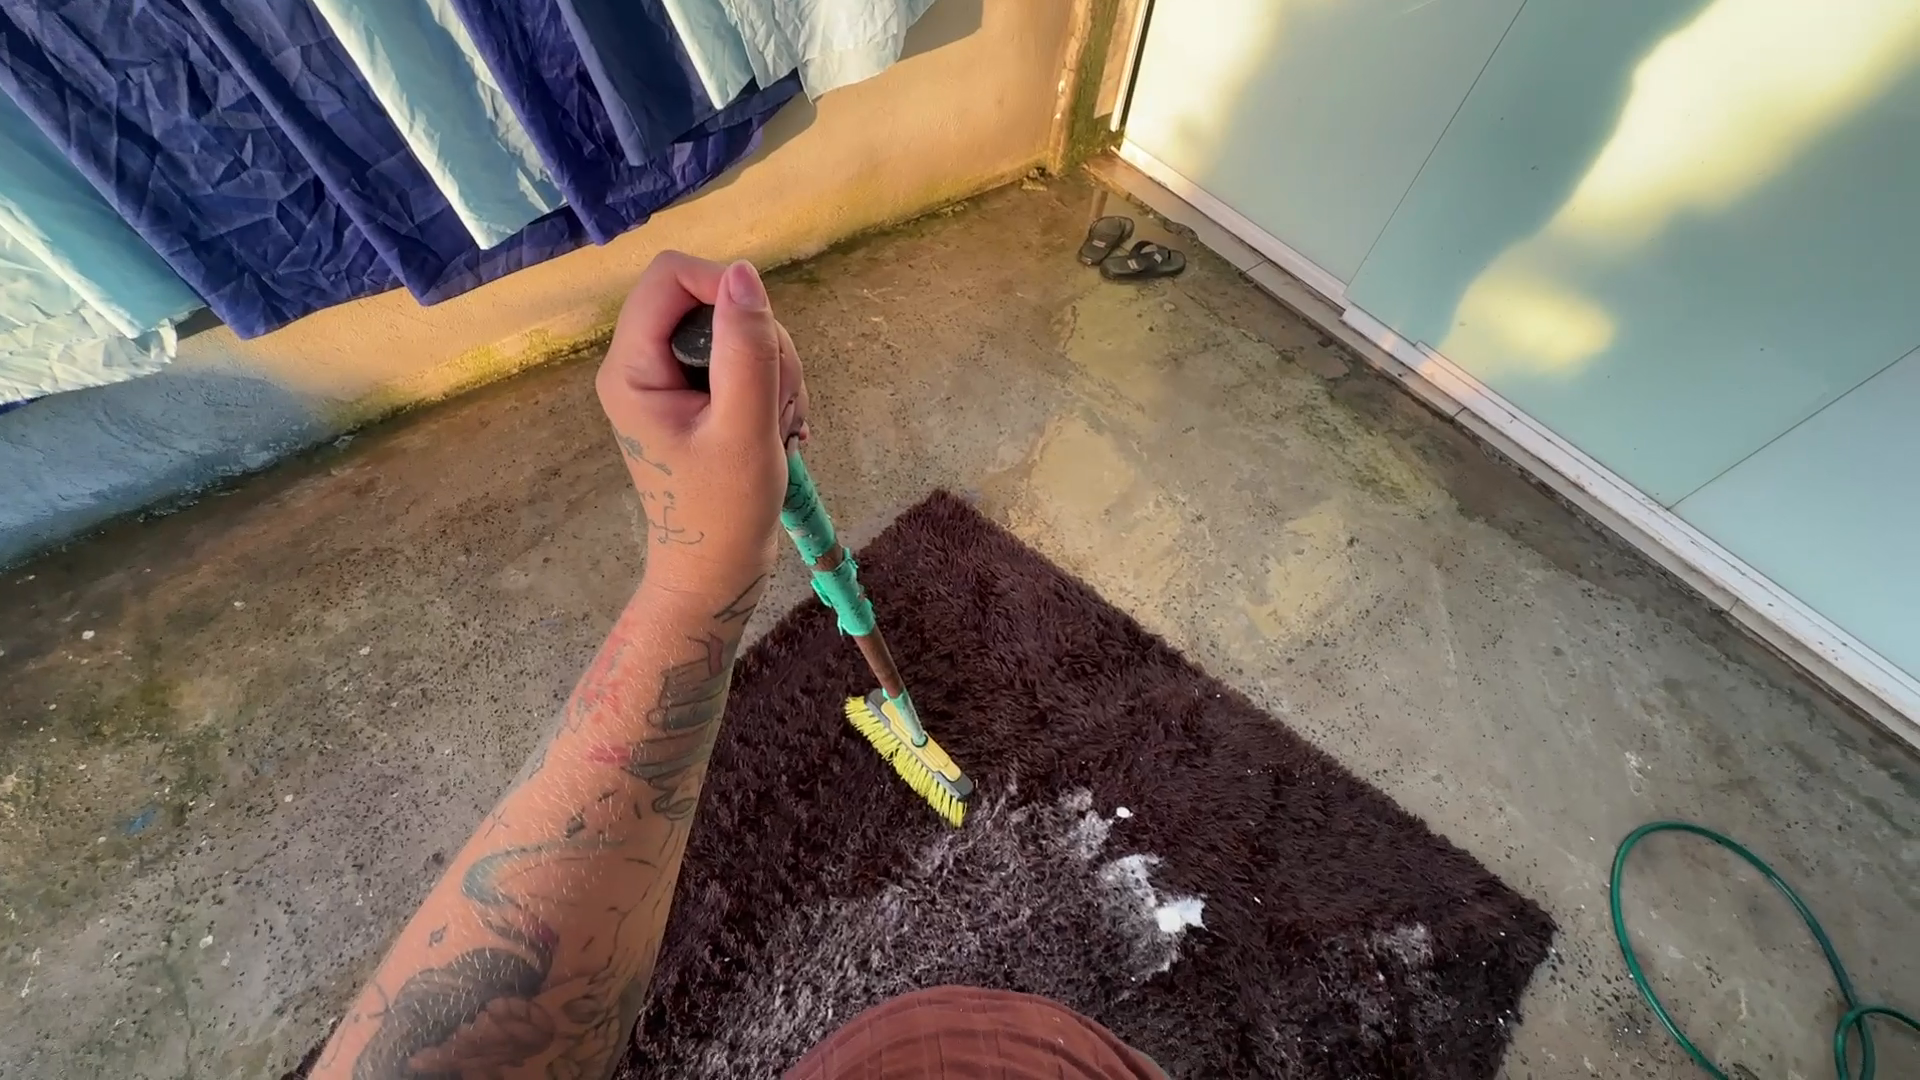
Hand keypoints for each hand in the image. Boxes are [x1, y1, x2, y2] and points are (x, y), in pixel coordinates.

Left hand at [596, 252, 808, 597]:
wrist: (718, 569)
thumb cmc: (724, 512)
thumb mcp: (744, 429)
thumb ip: (747, 351)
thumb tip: (745, 275)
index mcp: (634, 368)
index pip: (672, 277)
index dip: (725, 285)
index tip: (767, 333)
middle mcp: (647, 366)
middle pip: (714, 307)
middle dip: (762, 347)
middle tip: (776, 406)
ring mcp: (676, 384)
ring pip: (741, 337)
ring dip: (777, 376)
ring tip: (779, 429)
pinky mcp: (703, 401)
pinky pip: (749, 367)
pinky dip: (776, 394)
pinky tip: (780, 433)